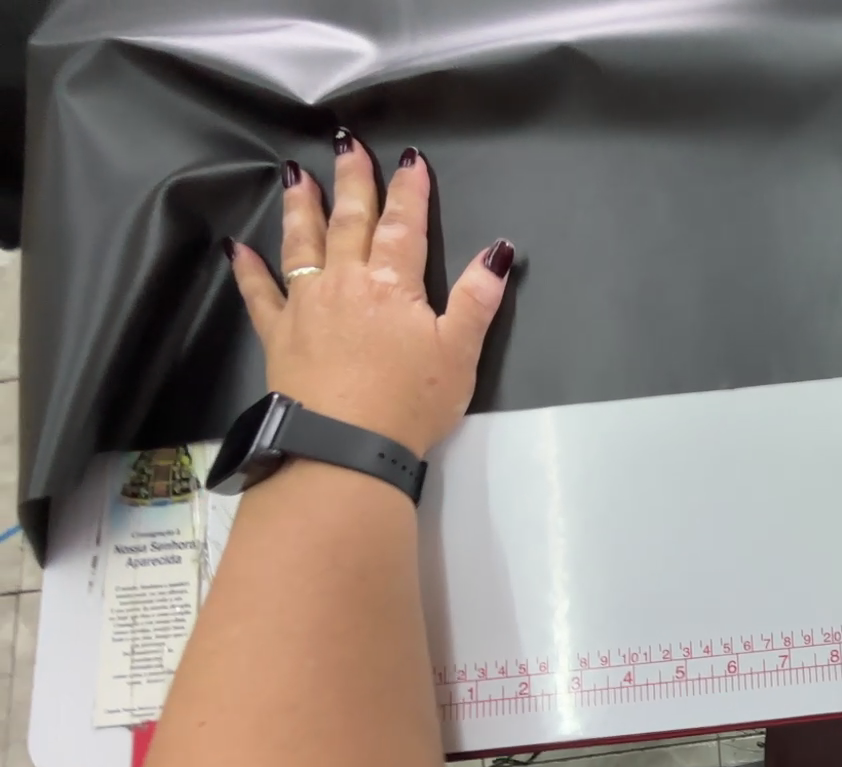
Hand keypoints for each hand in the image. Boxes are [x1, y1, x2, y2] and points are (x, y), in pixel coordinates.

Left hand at [225, 131, 514, 455]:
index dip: (409, 193)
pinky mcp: (281, 333)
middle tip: (348, 146)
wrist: (348, 441)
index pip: (404, 228)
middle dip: (354, 184)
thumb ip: (477, 299)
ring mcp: (307, 305)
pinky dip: (250, 270)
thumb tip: (498, 251)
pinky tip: (240, 250)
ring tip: (297, 178)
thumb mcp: (461, 350)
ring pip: (303, 245)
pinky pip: (261, 293)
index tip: (411, 160)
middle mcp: (346, 283)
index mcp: (394, 285)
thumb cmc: (414, 397)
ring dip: (302, 209)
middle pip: (350, 224)